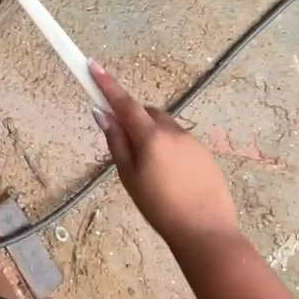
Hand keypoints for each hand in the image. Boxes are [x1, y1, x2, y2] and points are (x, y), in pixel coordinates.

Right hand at [90, 61, 240, 249]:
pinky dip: (168, 147)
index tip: (92, 64)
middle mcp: (173, 131)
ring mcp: (192, 142)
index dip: (105, 83)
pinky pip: (179, 141)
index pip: (123, 102)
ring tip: (150, 168)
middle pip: (146, 112)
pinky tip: (169, 177)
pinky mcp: (206, 155)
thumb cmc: (159, 207)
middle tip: (125, 143)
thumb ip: (116, 142)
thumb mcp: (128, 176)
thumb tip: (102, 114)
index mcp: (151, 136)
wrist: (207, 234)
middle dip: (133, 118)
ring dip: (151, 133)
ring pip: (164, 126)